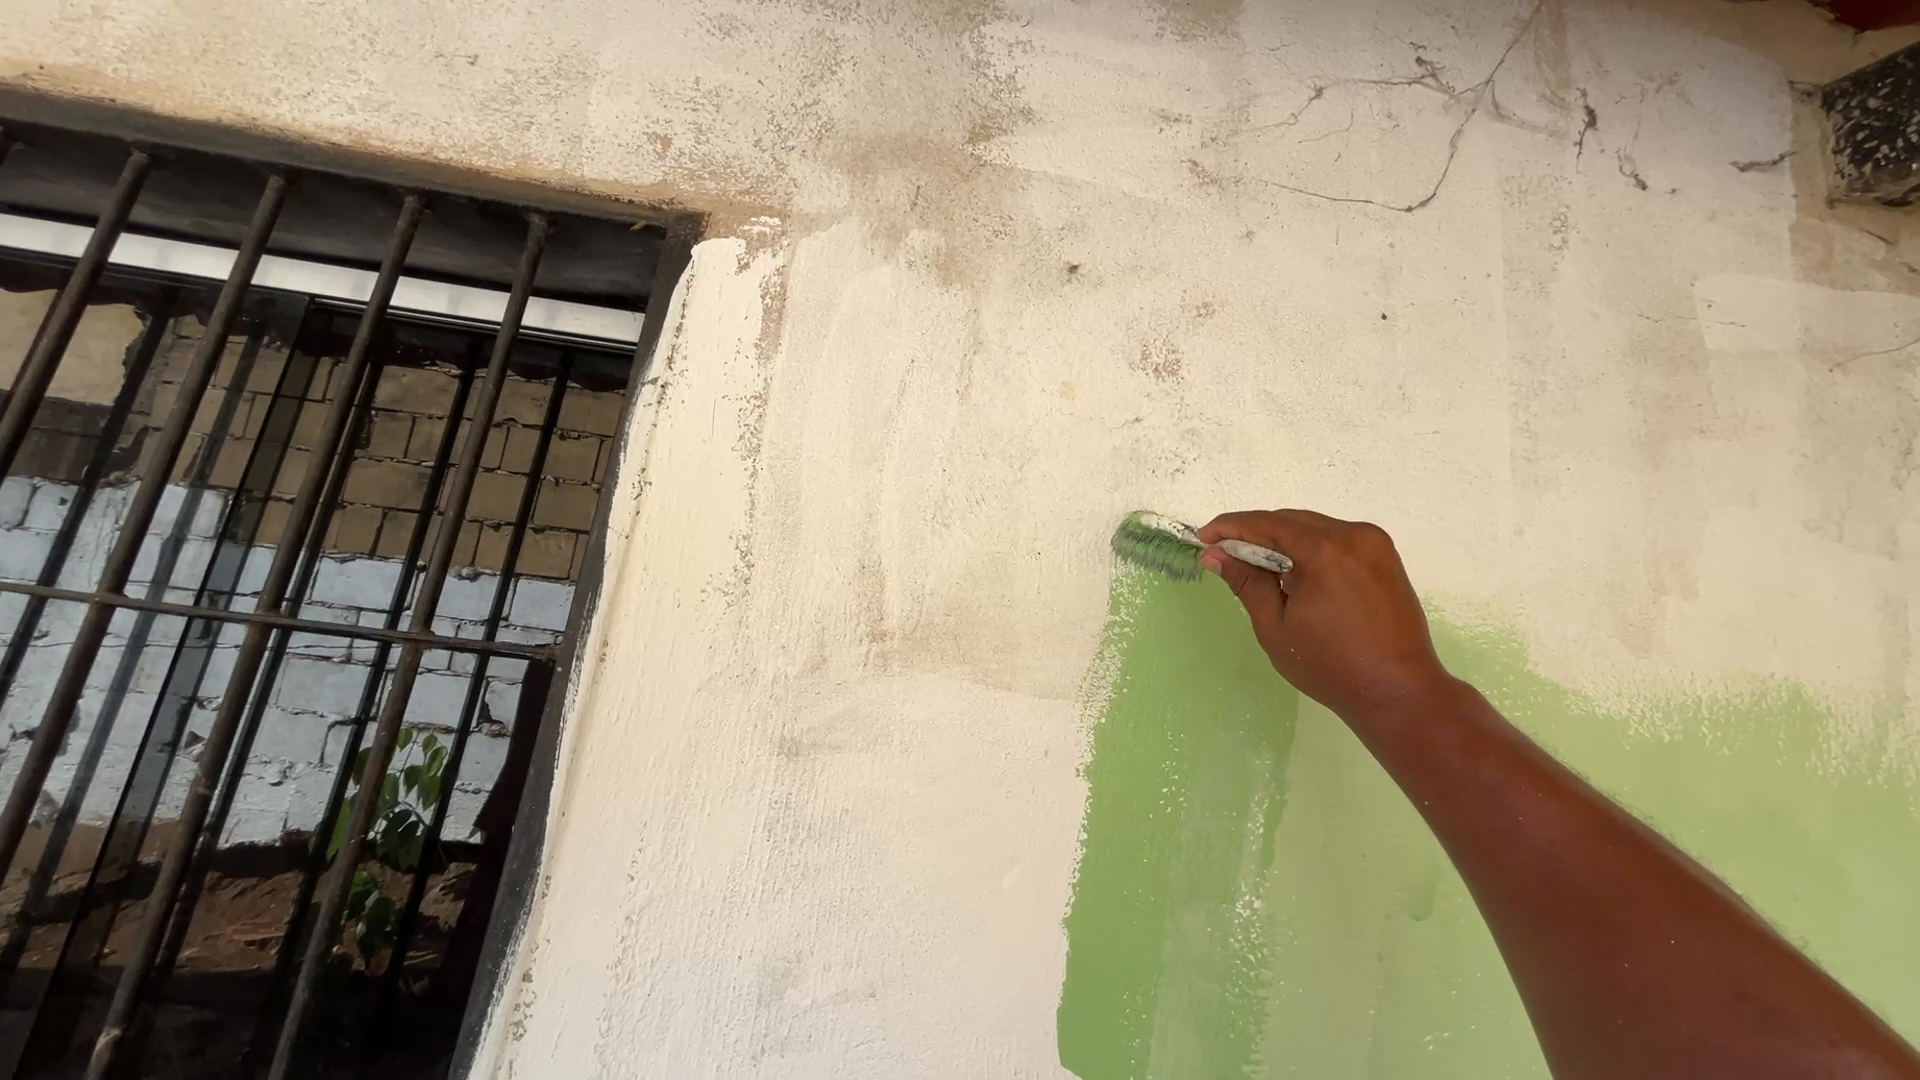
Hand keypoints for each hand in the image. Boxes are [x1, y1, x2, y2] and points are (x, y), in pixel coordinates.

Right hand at [1198, 510, 1451, 719]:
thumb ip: (1246, 582)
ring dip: (1281, 538)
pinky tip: (1293, 570)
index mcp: (1323, 551)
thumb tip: (1213, 555)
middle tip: (1225, 554)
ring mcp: (1373, 543)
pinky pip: (1335, 537)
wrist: (1397, 690)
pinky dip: (1308, 545)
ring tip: (1256, 565)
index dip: (1229, 527)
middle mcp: (1352, 536)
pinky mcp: (1384, 555)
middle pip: (1289, 520)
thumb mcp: (1275, 625)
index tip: (1204, 539)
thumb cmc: (1329, 665)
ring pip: (1313, 526)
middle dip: (1254, 533)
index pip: (1265, 524)